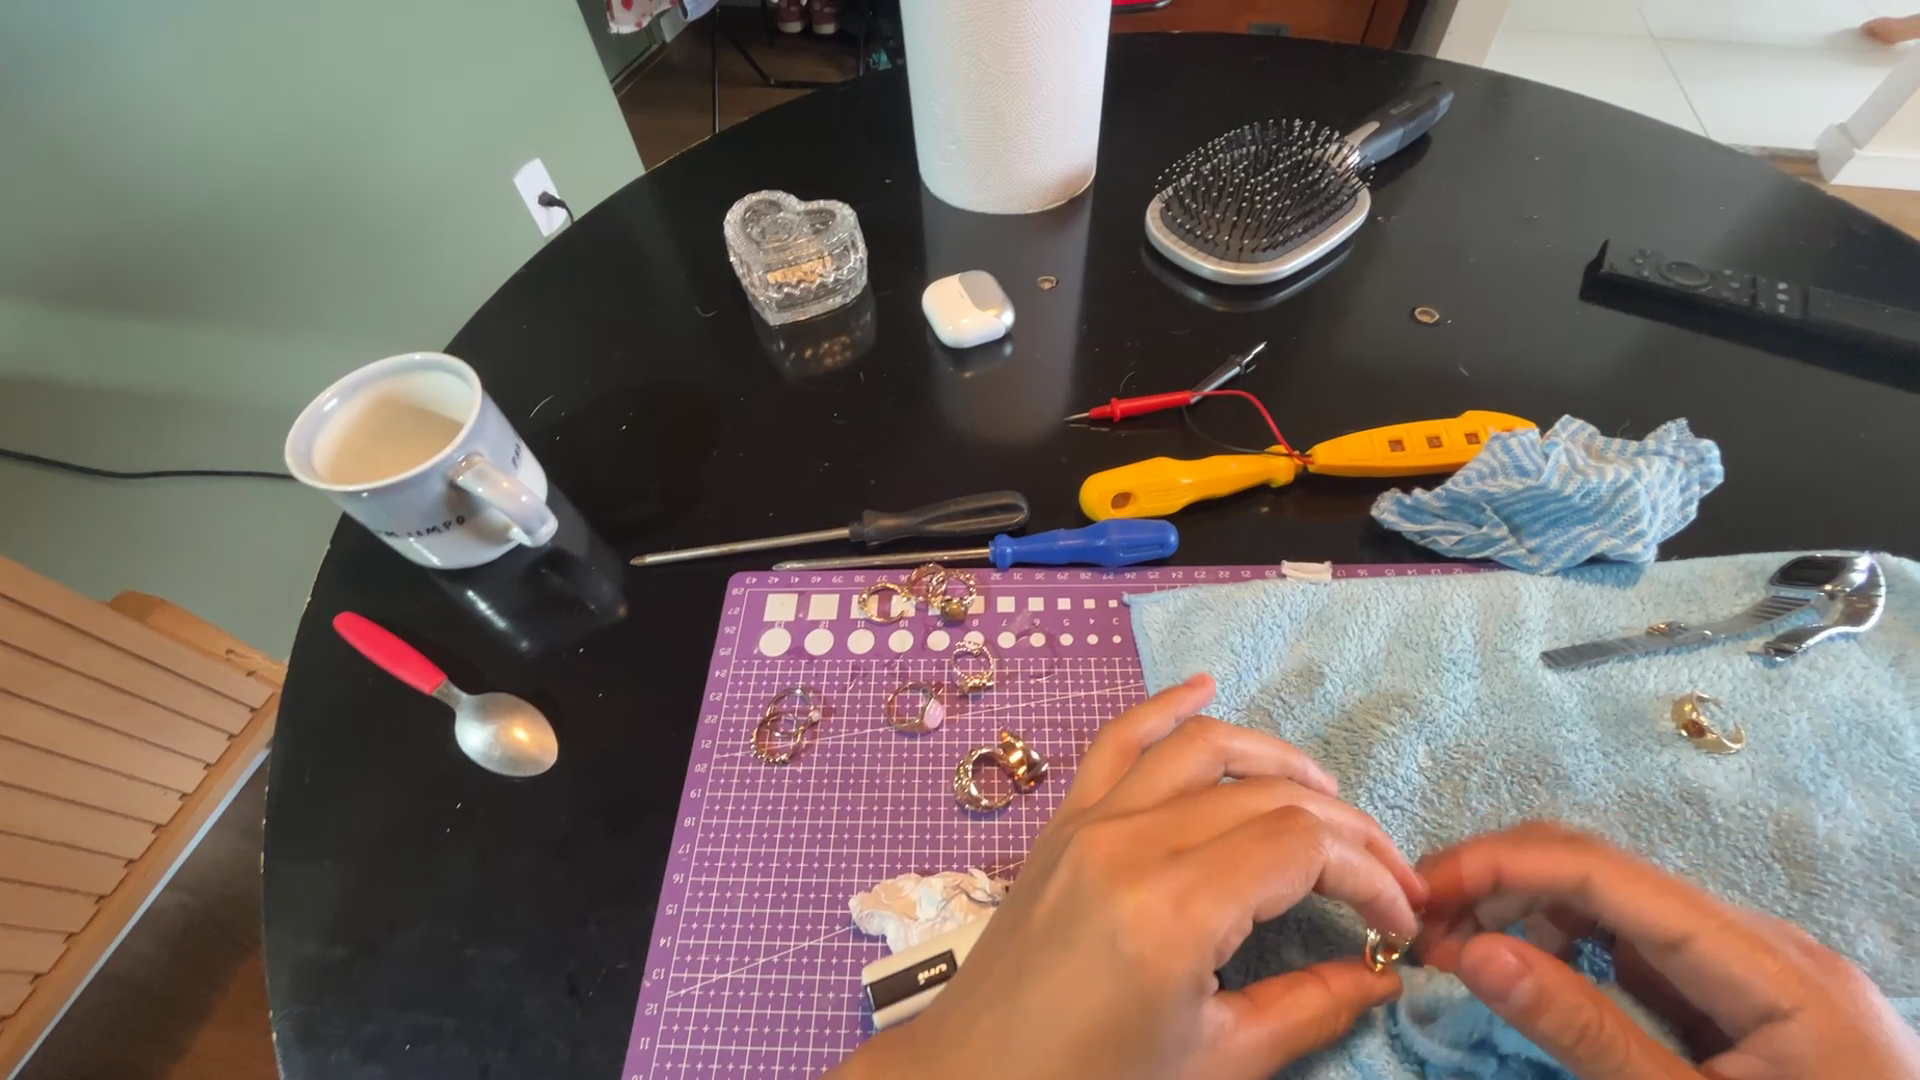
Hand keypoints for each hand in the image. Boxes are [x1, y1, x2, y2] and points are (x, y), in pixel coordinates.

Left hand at [831, 675, 1426, 1079]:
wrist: (979, 1072)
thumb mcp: (1217, 1063)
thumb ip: (1309, 1007)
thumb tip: (1383, 971)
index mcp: (1173, 911)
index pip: (1298, 846)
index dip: (1367, 872)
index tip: (1401, 917)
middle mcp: (1130, 842)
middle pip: (1261, 794)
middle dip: (1341, 826)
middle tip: (1384, 869)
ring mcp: (1089, 817)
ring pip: (1196, 748)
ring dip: (1271, 755)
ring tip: (1324, 791)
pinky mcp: (1063, 816)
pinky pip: (1116, 741)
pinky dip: (1164, 706)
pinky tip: (1204, 686)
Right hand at [1417, 822, 1919, 1079]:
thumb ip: (1588, 1034)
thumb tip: (1471, 951)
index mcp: (1770, 965)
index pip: (1599, 870)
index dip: (1495, 865)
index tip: (1419, 895)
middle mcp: (1756, 938)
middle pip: (1594, 867)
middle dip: (1494, 880)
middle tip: (1422, 924)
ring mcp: (1743, 958)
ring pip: (1599, 893)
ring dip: (1514, 906)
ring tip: (1455, 948)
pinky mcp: (1728, 985)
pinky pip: (1622, 935)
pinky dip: (1553, 938)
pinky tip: (1517, 964)